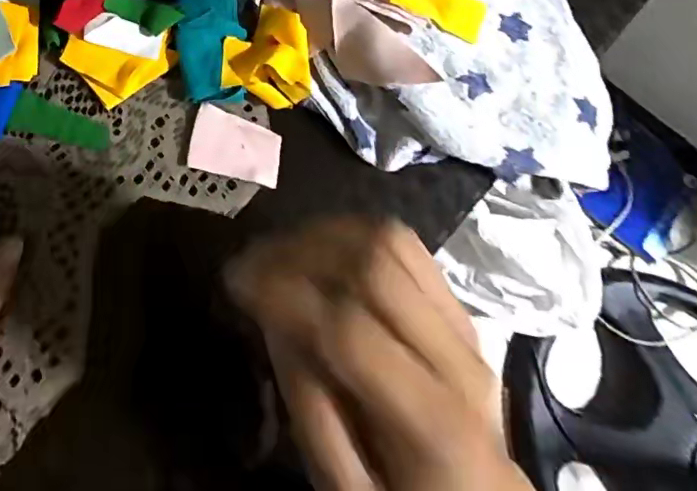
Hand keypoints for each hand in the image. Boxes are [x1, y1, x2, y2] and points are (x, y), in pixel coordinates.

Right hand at [226, 218, 527, 490]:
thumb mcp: (347, 487)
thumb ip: (309, 406)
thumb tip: (274, 319)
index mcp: (436, 424)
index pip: (350, 331)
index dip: (282, 295)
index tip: (233, 281)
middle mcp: (459, 362)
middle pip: (374, 268)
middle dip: (296, 253)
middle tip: (248, 262)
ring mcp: (463, 327)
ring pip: (387, 241)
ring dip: (319, 234)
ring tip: (277, 251)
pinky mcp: (456, 306)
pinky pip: (401, 243)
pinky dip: (348, 232)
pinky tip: (315, 248)